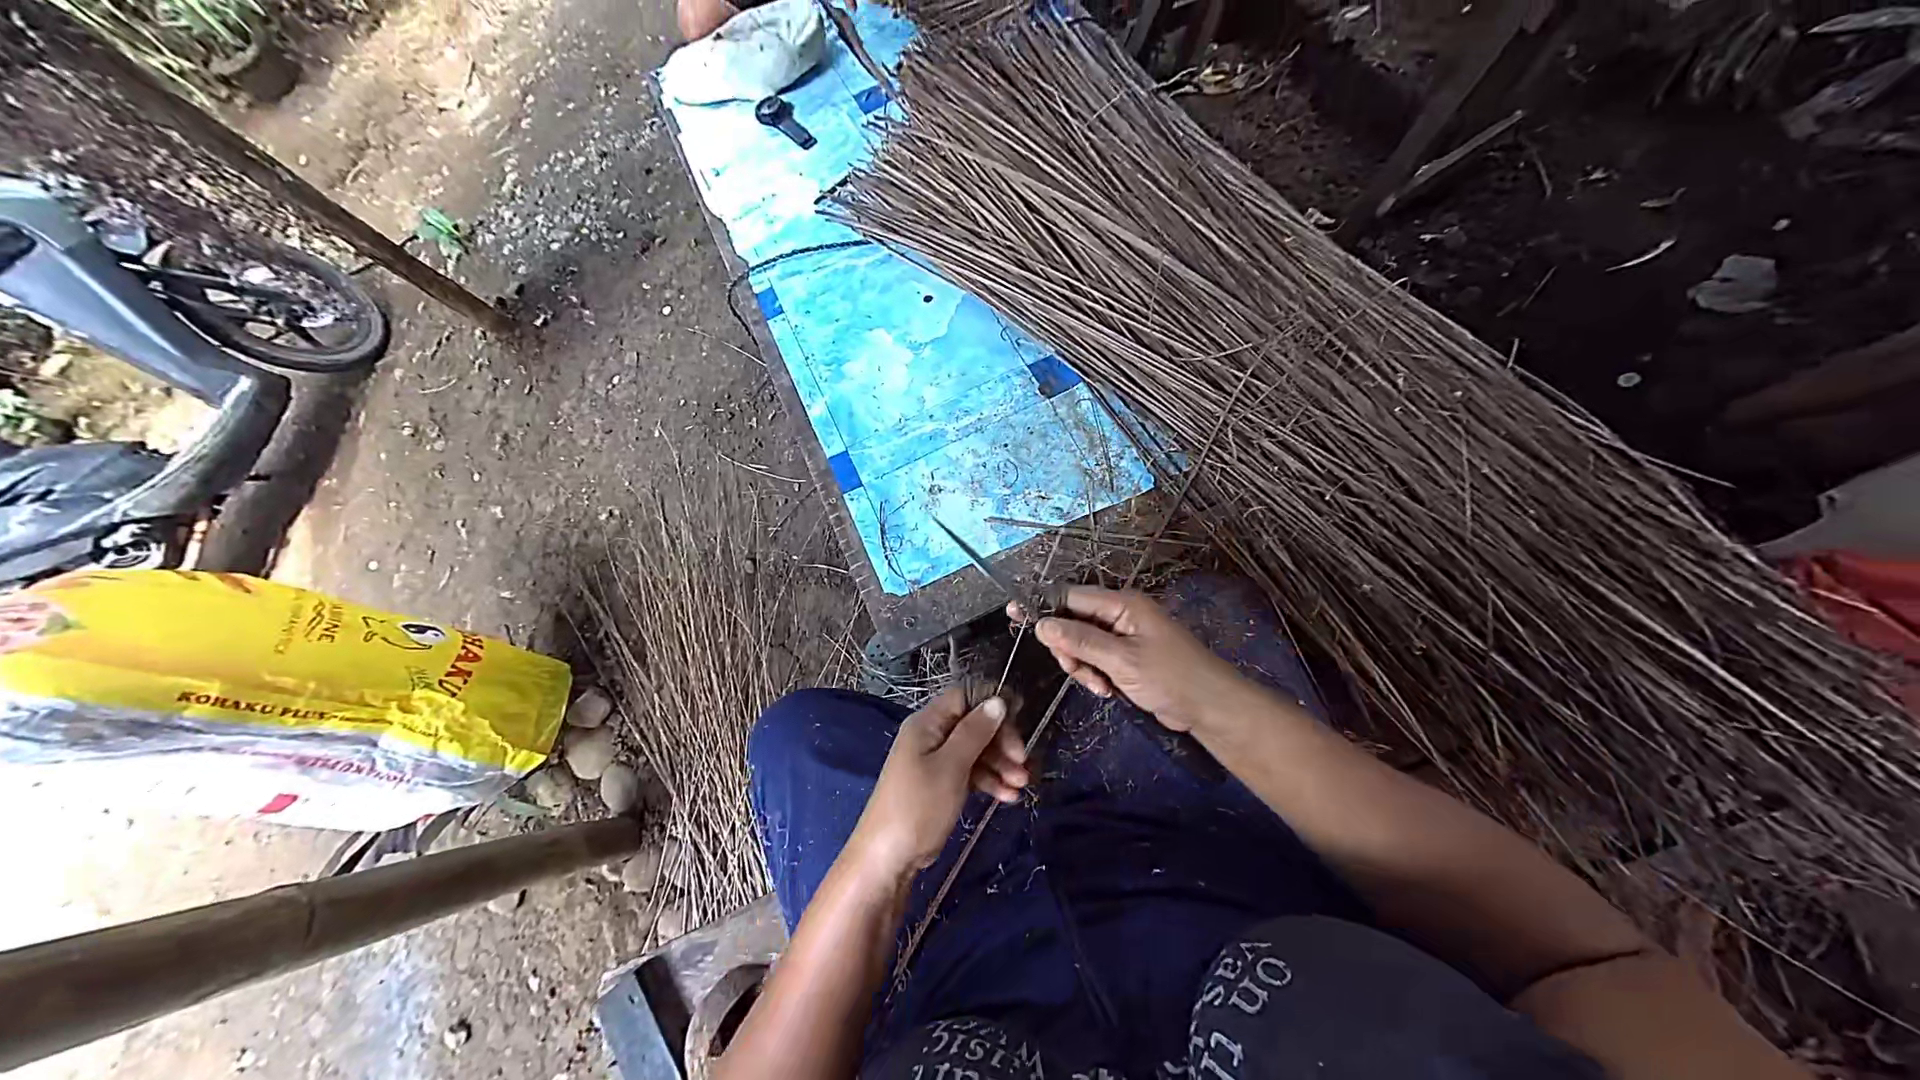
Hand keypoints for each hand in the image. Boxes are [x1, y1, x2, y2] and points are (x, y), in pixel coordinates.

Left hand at [845, 687, 1028, 879]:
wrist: (888, 859)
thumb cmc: (917, 806)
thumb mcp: (950, 766)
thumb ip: (975, 732)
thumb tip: (998, 700)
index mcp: (927, 723)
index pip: (965, 697)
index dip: (993, 707)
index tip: (1018, 727)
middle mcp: (931, 736)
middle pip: (974, 724)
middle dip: (1001, 741)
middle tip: (1022, 763)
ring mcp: (934, 761)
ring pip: (975, 750)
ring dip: (1000, 764)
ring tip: (1021, 785)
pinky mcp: (940, 784)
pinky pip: (970, 772)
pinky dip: (989, 781)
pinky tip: (1008, 797)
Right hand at [1017, 586, 1255, 733]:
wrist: (1210, 707)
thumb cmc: (1171, 677)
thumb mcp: (1122, 659)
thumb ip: (1080, 641)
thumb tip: (1041, 624)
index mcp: (1122, 604)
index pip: (1071, 597)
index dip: (1042, 605)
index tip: (1013, 614)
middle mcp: (1119, 615)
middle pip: (1072, 622)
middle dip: (1068, 647)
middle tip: (1077, 670)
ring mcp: (1123, 637)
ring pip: (1081, 644)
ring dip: (1082, 666)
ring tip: (1100, 685)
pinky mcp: (1125, 657)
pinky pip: (1095, 660)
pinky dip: (1094, 674)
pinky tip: (1107, 690)